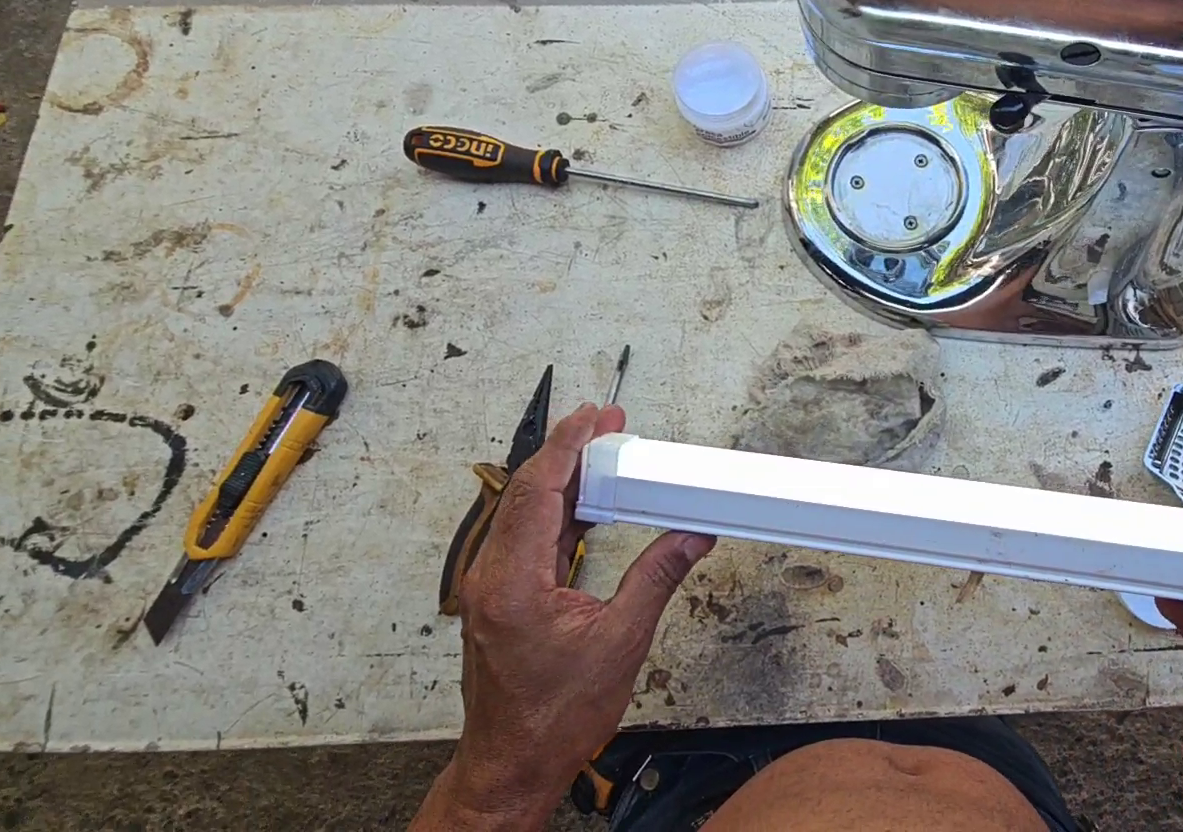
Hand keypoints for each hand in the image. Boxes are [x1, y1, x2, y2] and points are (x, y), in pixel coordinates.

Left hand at [412, 403, 714, 830]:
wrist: (513, 765)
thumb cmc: (554, 718)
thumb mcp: (621, 642)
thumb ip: (657, 577)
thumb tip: (690, 536)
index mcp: (513, 584)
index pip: (537, 492)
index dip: (566, 446)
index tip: (592, 417)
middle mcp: (493, 577)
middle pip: (527, 491)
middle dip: (568, 450)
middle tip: (607, 423)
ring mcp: (493, 585)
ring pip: (525, 510)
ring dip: (564, 476)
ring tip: (604, 452)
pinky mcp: (503, 594)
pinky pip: (530, 534)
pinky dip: (560, 507)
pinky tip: (590, 499)